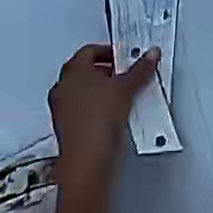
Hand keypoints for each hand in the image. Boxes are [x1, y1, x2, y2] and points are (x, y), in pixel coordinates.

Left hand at [48, 43, 157, 196]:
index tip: (123, 58)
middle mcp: (62, 86)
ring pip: (83, 91)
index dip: (109, 52)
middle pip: (85, 70)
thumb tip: (150, 55)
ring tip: (120, 96)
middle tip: (124, 75)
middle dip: (106, 71)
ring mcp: (61, 108)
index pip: (90, 50)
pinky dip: (95, 109)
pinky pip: (81, 110)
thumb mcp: (127, 89)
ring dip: (100, 91)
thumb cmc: (96, 124)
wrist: (88, 161)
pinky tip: (111, 116)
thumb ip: (140, 69)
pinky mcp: (65, 128)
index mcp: (72, 70)